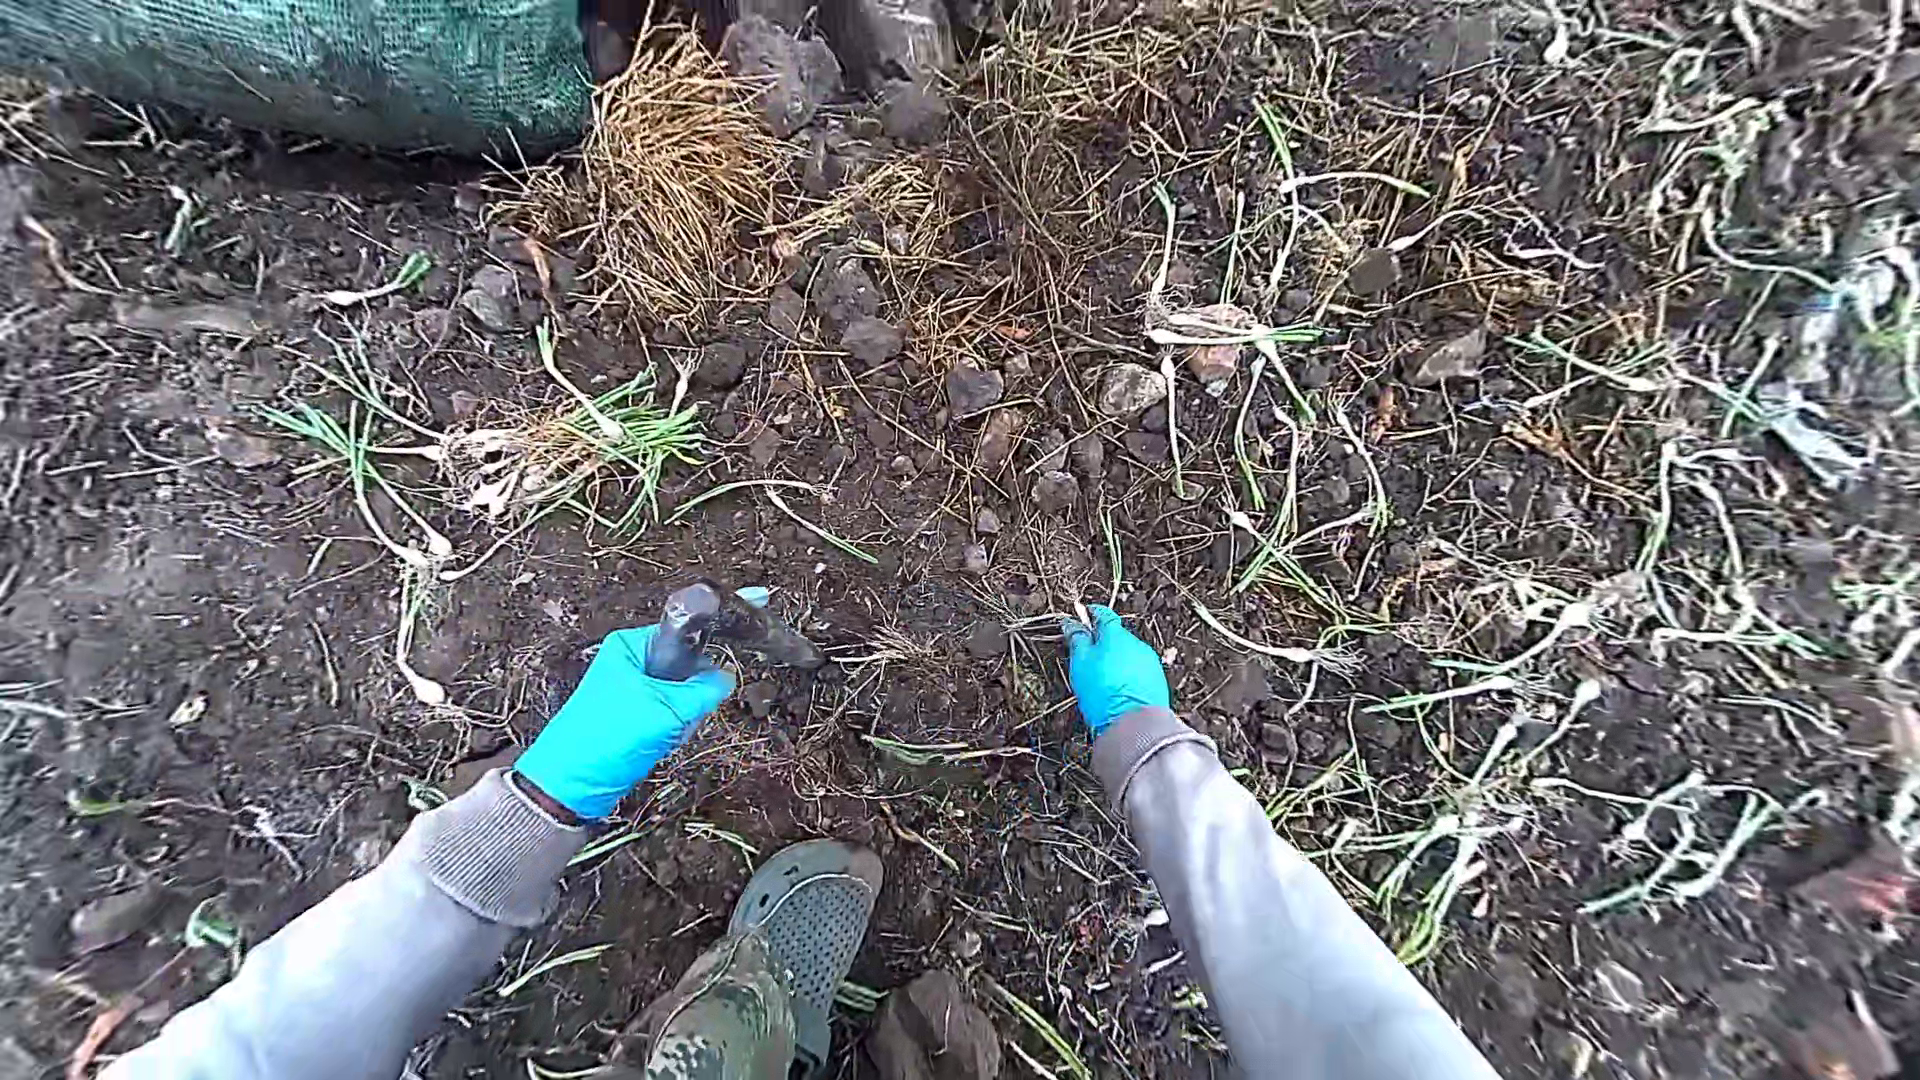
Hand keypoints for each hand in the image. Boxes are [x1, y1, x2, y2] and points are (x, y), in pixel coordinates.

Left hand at [514, 625, 735, 819]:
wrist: (570, 786)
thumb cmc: (608, 738)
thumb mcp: (670, 709)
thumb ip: (706, 689)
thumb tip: (726, 677)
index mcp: (629, 645)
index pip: (681, 636)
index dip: (700, 659)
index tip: (707, 680)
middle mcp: (627, 661)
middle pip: (682, 667)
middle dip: (689, 694)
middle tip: (682, 713)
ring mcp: (628, 688)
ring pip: (677, 692)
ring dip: (681, 715)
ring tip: (667, 732)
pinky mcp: (629, 712)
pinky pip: (665, 711)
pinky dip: (669, 727)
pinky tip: (660, 741)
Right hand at [1060, 605, 1169, 735]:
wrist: (1134, 724)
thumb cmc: (1104, 693)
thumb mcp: (1080, 662)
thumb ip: (1076, 638)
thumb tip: (1070, 623)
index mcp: (1116, 635)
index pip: (1103, 614)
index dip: (1091, 614)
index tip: (1083, 616)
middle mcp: (1137, 644)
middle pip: (1116, 636)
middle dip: (1102, 642)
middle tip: (1086, 657)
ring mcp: (1149, 662)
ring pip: (1127, 654)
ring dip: (1115, 660)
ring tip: (1102, 680)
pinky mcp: (1157, 680)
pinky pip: (1137, 671)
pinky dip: (1127, 675)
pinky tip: (1117, 690)